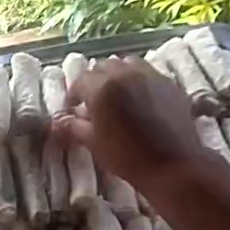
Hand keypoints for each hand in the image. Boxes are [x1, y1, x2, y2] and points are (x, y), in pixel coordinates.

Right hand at [57, 55, 213, 187]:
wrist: (172, 165)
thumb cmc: (127, 157)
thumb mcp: (94, 143)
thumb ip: (74, 127)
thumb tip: (58, 121)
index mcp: (102, 88)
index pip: (80, 81)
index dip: (74, 95)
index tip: (74, 109)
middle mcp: (125, 74)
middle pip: (103, 66)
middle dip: (95, 81)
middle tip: (94, 102)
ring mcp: (150, 75)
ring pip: (127, 64)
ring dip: (117, 75)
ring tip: (117, 95)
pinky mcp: (169, 83)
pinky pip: (147, 72)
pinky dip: (138, 80)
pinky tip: (139, 99)